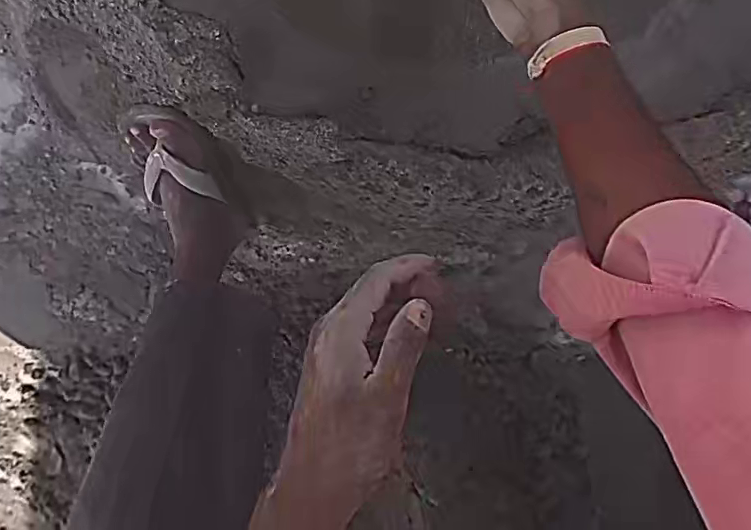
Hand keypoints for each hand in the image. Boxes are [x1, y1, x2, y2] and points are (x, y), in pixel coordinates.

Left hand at [250, 255, 444, 529]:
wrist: (312, 487)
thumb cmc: (345, 450)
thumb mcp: (386, 396)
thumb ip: (403, 345)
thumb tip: (419, 307)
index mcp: (341, 331)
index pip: (376, 279)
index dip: (407, 267)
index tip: (432, 264)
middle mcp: (330, 332)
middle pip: (370, 289)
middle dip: (406, 281)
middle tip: (438, 286)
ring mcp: (328, 347)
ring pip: (367, 307)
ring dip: (398, 301)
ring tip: (429, 304)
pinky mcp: (330, 364)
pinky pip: (362, 326)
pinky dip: (387, 321)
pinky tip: (404, 332)